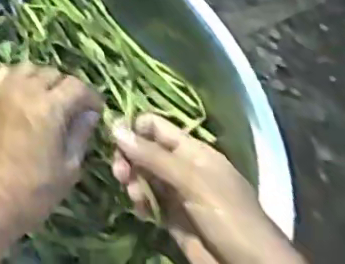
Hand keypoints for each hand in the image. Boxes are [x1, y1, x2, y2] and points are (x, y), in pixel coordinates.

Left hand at [0, 64, 104, 234]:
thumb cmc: (37, 187)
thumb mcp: (69, 165)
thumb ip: (81, 132)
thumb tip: (90, 112)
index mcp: (48, 107)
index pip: (76, 85)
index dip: (90, 97)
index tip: (96, 110)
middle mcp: (24, 88)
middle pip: (52, 73)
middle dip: (68, 88)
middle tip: (75, 108)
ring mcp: (4, 87)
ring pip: (29, 68)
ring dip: (43, 79)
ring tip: (50, 100)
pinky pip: (7, 72)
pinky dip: (18, 77)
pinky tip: (25, 94)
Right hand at [110, 115, 303, 263]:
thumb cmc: (231, 219)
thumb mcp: (193, 182)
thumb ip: (153, 156)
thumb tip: (114, 126)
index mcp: (192, 151)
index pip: (154, 125)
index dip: (133, 128)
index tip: (115, 141)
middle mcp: (182, 167)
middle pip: (143, 150)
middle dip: (128, 158)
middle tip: (120, 174)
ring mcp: (178, 193)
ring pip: (142, 175)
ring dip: (132, 181)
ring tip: (133, 197)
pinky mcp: (173, 218)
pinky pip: (147, 200)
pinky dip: (139, 201)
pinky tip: (140, 210)